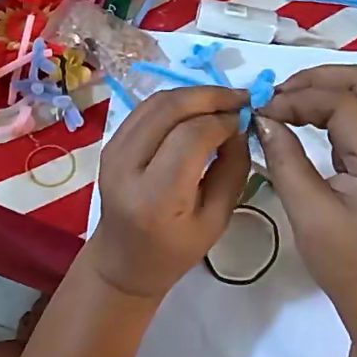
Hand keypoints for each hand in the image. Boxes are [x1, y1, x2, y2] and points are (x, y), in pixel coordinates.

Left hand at [89, 85, 251, 298]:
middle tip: (240, 99)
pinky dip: (174, 103)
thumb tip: (240, 125)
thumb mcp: (216, 219)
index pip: (191, 137)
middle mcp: (127, 168)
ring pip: (155, 103)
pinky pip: (145, 110)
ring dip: (192, 95)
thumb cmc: (175, 250)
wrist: (123, 261)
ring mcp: (112, 152)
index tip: (246, 119)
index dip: (222, 120)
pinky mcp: (110, 144)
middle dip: (209, 97)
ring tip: (223, 102)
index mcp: (155, 197)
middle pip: (169, 109)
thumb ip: (232, 169)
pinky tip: (198, 109)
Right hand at [254, 66, 356, 329]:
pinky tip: (304, 121)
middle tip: (273, 97)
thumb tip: (263, 120)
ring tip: (283, 105)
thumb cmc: (349, 264)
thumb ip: (285, 159)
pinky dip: (332, 109)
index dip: (296, 99)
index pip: (341, 103)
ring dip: (324, 92)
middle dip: (314, 80)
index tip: (259, 113)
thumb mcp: (308, 213)